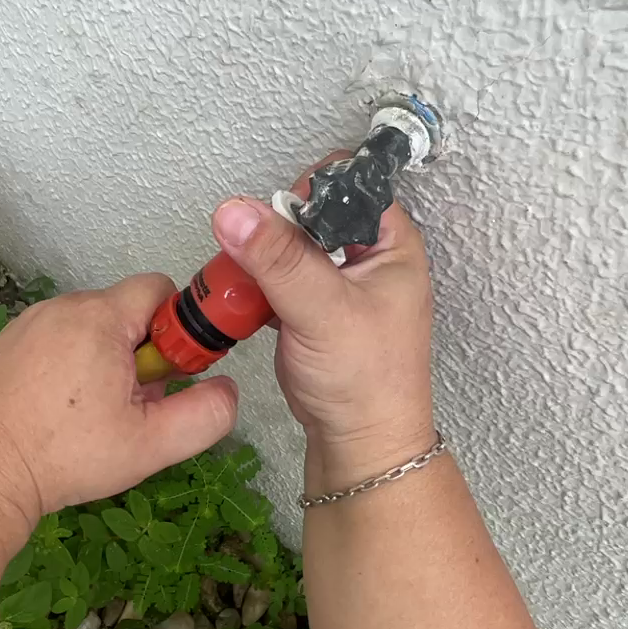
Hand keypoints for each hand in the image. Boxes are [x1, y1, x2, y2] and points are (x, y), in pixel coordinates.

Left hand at [0, 275, 239, 536]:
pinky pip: (57, 338)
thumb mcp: (151, 444)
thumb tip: (227, 389)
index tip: (167, 375)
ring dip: (105, 359)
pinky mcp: (7, 342)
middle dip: (141, 351)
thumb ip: (205, 414)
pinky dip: (69, 364)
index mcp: (99, 318)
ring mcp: (29, 322)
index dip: (176, 329)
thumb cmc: (65, 457)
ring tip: (91, 413)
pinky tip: (58, 410)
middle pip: (126, 311)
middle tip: (129, 404)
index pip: (160, 289)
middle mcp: (62, 307)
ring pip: (91, 326)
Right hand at [210, 194, 435, 492]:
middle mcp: (365, 257)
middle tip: (256, 254)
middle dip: (275, 228)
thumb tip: (236, 212)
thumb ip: (280, 259)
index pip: (351, 184)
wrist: (357, 444)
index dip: (312, 190)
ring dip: (261, 258)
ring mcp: (335, 284)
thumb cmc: (366, 382)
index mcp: (391, 244)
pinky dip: (256, 284)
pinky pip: (275, 278)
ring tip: (244, 278)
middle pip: (311, 213)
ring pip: (288, 247)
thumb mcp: (324, 310)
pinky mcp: (309, 308)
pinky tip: (244, 299)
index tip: (279, 217)